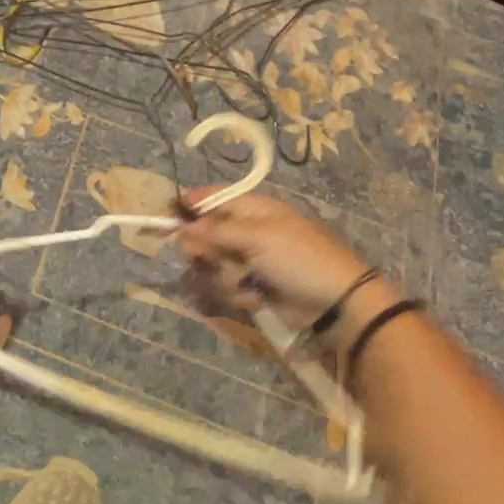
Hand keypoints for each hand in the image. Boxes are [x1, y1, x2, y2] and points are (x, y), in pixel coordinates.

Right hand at [177, 191, 385, 333]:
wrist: (337, 304)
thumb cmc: (299, 258)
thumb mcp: (257, 236)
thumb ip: (214, 231)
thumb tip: (179, 226)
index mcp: (253, 209)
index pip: (211, 199)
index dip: (187, 207)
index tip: (165, 220)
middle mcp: (248, 232)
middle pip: (205, 235)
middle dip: (203, 250)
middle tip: (205, 260)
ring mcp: (250, 262)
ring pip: (213, 265)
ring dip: (222, 276)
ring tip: (242, 283)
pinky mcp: (252, 288)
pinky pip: (227, 288)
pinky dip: (238, 294)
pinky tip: (255, 298)